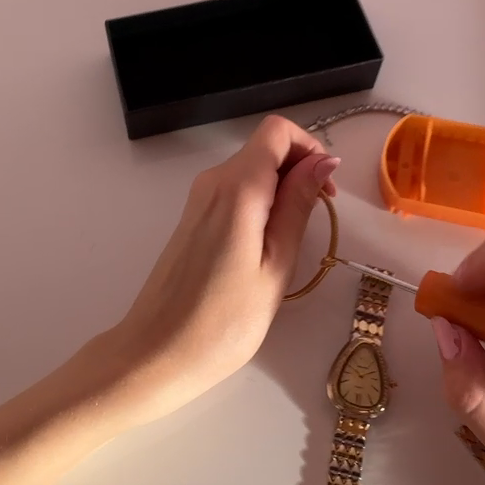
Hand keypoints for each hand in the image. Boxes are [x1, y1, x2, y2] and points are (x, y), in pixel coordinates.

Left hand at [103, 115, 338, 423]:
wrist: (157, 353)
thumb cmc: (224, 321)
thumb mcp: (276, 265)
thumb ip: (298, 206)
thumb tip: (322, 162)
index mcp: (236, 188)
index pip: (277, 131)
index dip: (310, 148)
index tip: (327, 191)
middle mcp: (213, 182)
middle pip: (264, 148)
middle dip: (300, 170)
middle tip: (318, 220)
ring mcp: (198, 200)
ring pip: (251, 170)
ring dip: (282, 190)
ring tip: (293, 243)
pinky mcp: (192, 219)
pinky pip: (235, 193)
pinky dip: (261, 204)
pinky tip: (266, 248)